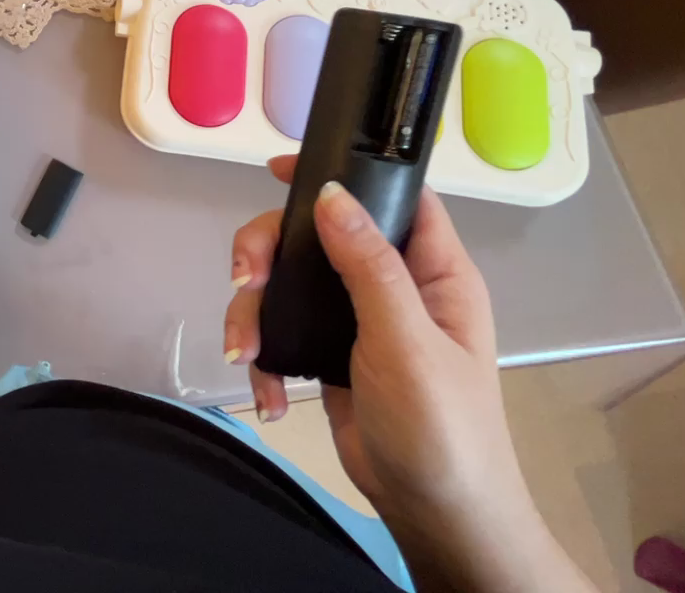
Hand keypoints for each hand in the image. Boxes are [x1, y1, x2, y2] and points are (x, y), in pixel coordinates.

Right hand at [224, 159, 587, 590]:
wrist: (432, 514)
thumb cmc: (440, 427)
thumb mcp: (405, 341)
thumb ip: (368, 266)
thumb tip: (331, 194)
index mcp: (429, 273)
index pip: (391, 198)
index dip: (341, 173)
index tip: (278, 170)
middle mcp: (387, 285)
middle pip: (310, 236)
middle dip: (266, 254)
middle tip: (243, 279)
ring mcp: (351, 317)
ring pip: (282, 281)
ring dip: (252, 312)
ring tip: (245, 352)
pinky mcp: (322, 348)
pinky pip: (276, 327)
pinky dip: (261, 354)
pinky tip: (266, 390)